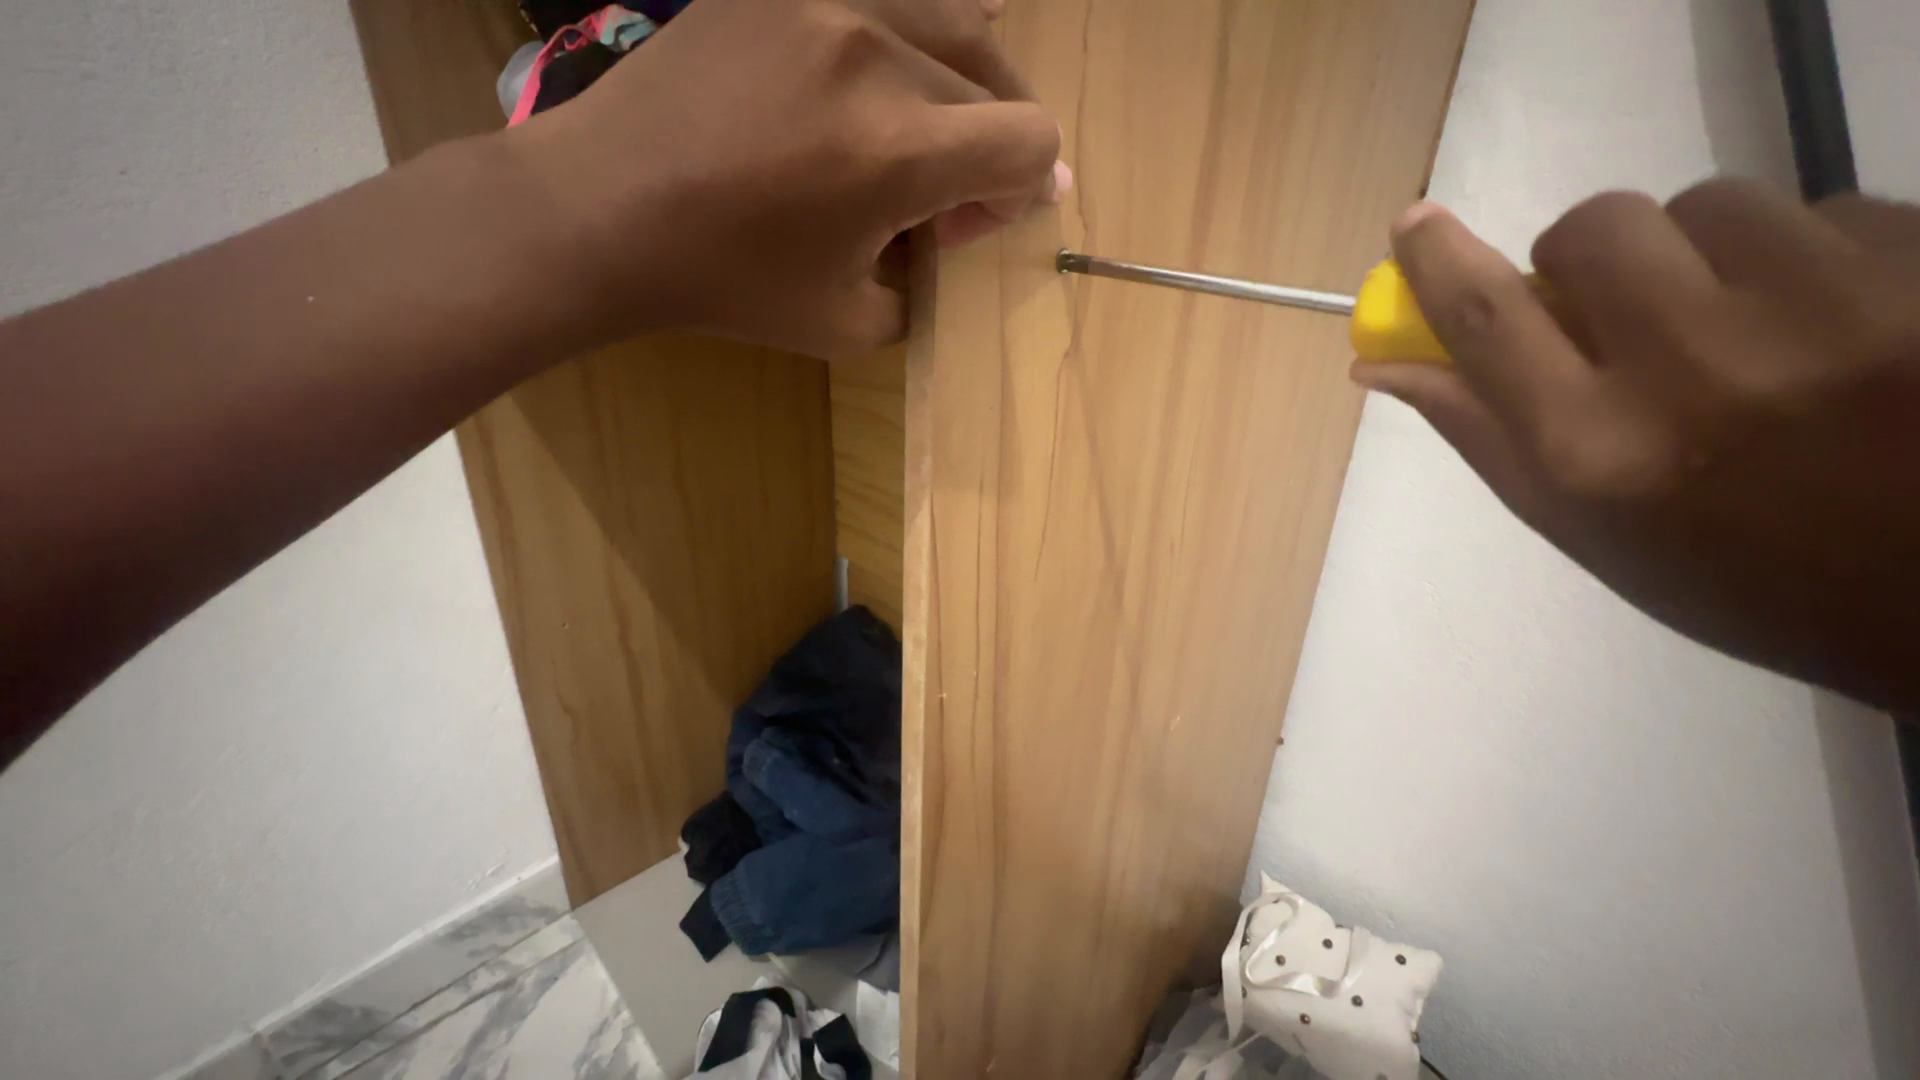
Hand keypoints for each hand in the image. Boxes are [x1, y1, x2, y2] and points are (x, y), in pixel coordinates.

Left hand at [503, 0, 1068, 358]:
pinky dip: (908, 28)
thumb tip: (959, 229)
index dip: (1026, 188)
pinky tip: (886, 64)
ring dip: (964, 80)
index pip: (1030, 141)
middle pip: (993, 85)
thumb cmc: (730, 284)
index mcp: (898, 150)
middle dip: (985, 151)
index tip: (977, 221)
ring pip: (955, 16)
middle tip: (936, 198)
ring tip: (923, 123)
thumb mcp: (848, 323)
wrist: (606, 211)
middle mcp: (877, 52)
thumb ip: (928, 284)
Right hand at [1354, 183, 1919, 711]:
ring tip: (1742, 320)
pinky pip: (1831, 211)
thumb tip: (1382, 362)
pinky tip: (1833, 321)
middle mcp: (1692, 370)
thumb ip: (1480, 430)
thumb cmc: (1731, 574)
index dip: (1438, 261)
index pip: (1488, 318)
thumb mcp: (1581, 522)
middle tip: (1616, 302)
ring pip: (1714, 206)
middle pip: (1596, 229)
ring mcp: (1827, 313)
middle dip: (1587, 254)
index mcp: (1592, 447)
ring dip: (1701, 250)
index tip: (1414, 224)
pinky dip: (1807, 254)